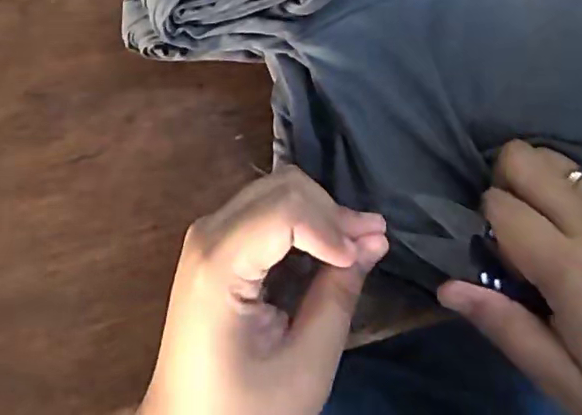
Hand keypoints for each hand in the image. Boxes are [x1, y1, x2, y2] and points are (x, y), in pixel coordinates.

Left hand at [139, 167, 390, 414]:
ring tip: (355, 244)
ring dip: (320, 213)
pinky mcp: (215, 240)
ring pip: (277, 190)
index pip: (285, 209)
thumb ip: (339, 295)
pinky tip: (327, 248)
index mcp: (218, 264)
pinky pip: (267, 207)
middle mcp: (207, 234)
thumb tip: (374, 240)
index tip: (360, 254)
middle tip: (369, 242)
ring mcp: (208, 233)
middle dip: (330, 213)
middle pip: (282, 188)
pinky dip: (303, 220)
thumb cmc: (243, 409)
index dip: (330, 224)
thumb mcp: (303, 366)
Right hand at [438, 143, 581, 414]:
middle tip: (515, 231)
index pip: (499, 203)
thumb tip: (444, 286)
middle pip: (523, 157)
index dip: (486, 225)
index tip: (499, 260)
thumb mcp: (559, 378)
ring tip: (546, 229)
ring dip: (537, 182)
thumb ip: (502, 322)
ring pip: (555, 158)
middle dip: (504, 182)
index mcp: (568, 267)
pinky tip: (581, 236)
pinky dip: (569, 191)